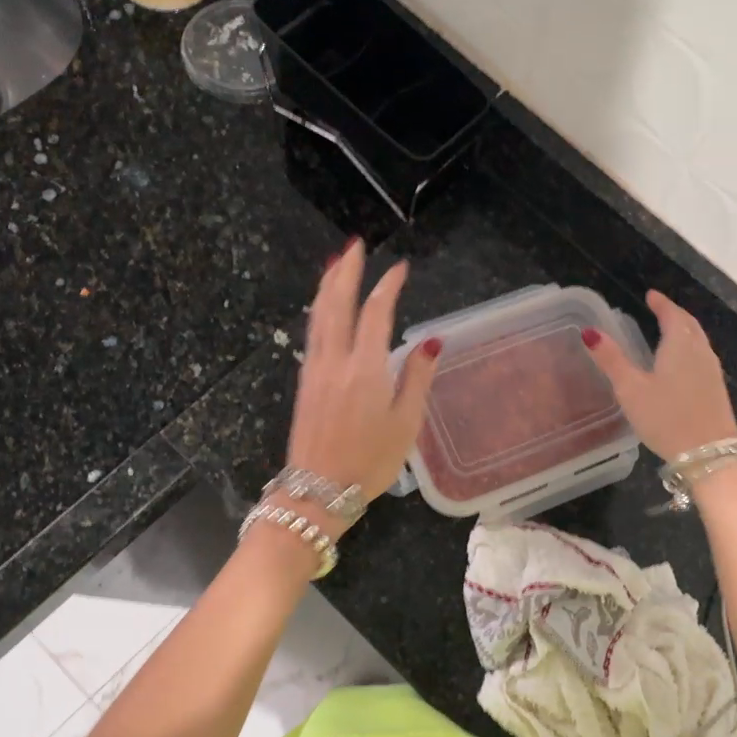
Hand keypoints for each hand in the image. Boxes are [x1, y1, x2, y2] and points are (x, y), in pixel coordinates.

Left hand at [282, 239, 441, 534]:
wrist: (318, 491)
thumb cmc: (370, 461)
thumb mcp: (406, 424)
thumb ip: (417, 378)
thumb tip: (431, 341)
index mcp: (366, 368)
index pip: (376, 313)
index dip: (388, 285)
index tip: (400, 268)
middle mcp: (336, 360)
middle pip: (338, 303)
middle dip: (346, 271)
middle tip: (355, 245)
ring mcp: (315, 369)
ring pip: (319, 315)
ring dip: (327, 285)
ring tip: (335, 262)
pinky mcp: (304, 382)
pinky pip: (312, 333)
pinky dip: (319, 309)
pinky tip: (323, 306)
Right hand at [582, 290, 736, 461]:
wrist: (708, 454)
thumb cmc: (666, 418)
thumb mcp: (631, 389)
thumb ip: (612, 360)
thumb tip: (590, 332)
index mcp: (679, 345)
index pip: (671, 315)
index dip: (661, 304)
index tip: (651, 296)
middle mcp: (700, 352)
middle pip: (689, 325)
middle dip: (674, 315)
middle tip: (660, 310)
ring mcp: (712, 372)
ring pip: (698, 341)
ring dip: (685, 331)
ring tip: (670, 332)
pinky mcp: (716, 390)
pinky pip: (702, 358)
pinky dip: (690, 350)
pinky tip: (683, 364)